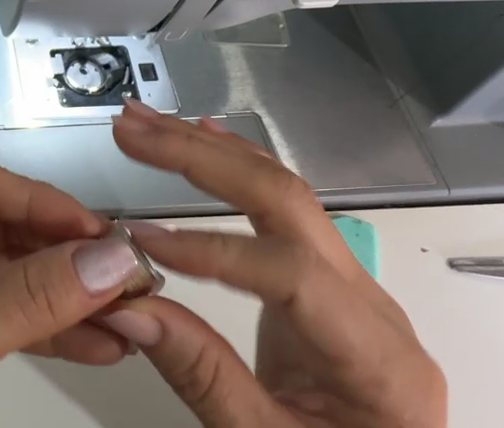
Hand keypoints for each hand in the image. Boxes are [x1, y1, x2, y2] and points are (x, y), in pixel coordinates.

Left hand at [0, 158, 152, 427]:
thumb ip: (31, 296)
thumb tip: (107, 260)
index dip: (40, 201)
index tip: (96, 231)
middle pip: (1, 224)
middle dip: (61, 251)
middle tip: (120, 273)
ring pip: (10, 271)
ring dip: (64, 293)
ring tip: (123, 312)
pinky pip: (6, 312)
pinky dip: (49, 327)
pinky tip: (97, 343)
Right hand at [105, 101, 446, 427]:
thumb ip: (202, 377)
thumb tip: (126, 305)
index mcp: (377, 360)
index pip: (292, 276)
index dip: (212, 249)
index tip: (140, 241)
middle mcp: (373, 306)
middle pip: (289, 203)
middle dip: (202, 159)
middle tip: (131, 133)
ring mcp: (352, 287)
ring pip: (283, 192)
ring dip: (207, 151)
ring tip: (143, 126)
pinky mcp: (325, 284)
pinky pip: (282, 211)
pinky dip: (234, 167)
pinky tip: (202, 136)